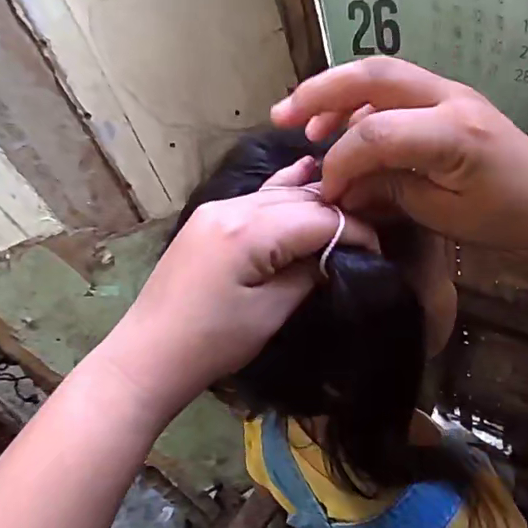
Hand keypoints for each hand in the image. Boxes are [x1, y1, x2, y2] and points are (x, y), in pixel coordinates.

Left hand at [93, 157, 373, 416]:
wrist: (148, 355)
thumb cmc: (212, 343)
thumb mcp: (270, 312)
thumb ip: (307, 273)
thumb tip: (336, 254)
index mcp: (248, 231)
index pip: (318, 216)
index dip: (354, 229)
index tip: (379, 249)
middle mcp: (231, 207)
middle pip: (300, 198)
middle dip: (338, 212)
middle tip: (370, 235)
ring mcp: (217, 209)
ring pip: (279, 194)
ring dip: (313, 202)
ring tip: (348, 212)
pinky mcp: (210, 219)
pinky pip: (257, 199)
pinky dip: (283, 193)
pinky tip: (305, 173)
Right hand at [271, 57, 527, 262]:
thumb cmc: (506, 218)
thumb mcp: (443, 215)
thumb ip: (389, 190)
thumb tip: (341, 186)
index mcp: (453, 133)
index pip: (376, 132)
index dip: (340, 159)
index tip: (325, 190)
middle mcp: (450, 98)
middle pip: (373, 75)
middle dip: (320, 92)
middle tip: (281, 115)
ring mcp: (451, 92)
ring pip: (381, 73)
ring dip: (337, 91)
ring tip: (303, 120)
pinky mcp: (449, 98)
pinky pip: (396, 88)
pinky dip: (362, 101)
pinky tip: (344, 125)